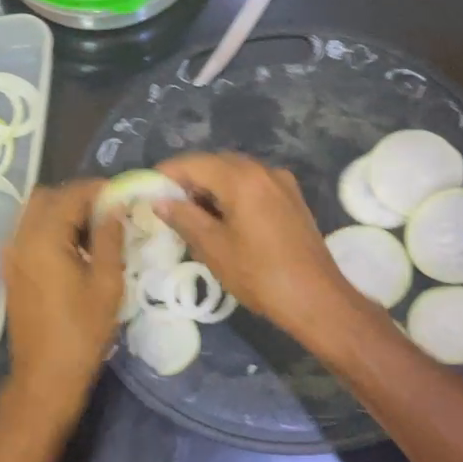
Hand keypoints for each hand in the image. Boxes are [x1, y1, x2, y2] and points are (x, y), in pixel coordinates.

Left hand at [1, 179, 125, 413]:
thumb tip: (115, 207)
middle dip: (76, 198)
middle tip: (107, 213)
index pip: (70, 195)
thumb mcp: (106, 282)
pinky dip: (49, 230)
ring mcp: (10, 256)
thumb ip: (110, 237)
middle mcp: (19, 239)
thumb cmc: (82, 331)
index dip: (98, 190)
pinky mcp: (10, 271)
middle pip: (45, 198)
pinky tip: (74, 251)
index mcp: (43, 238)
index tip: (123, 196)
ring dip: (61, 213)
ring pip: (33, 215)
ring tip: (93, 232)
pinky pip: (27, 235)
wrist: (46, 375)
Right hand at [154, 152, 377, 354]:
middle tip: (166, 206)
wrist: (315, 298)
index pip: (194, 163)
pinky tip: (221, 221)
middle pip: (216, 164)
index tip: (147, 190)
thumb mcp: (213, 248)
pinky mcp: (291, 200)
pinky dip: (232, 196)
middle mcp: (264, 171)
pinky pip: (253, 187)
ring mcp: (282, 184)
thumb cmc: (259, 274)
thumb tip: (160, 201)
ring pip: (236, 175)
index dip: (167, 173)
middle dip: (189, 180)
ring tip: (191, 217)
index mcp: (242, 179)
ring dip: (210, 189)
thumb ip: (184, 218)